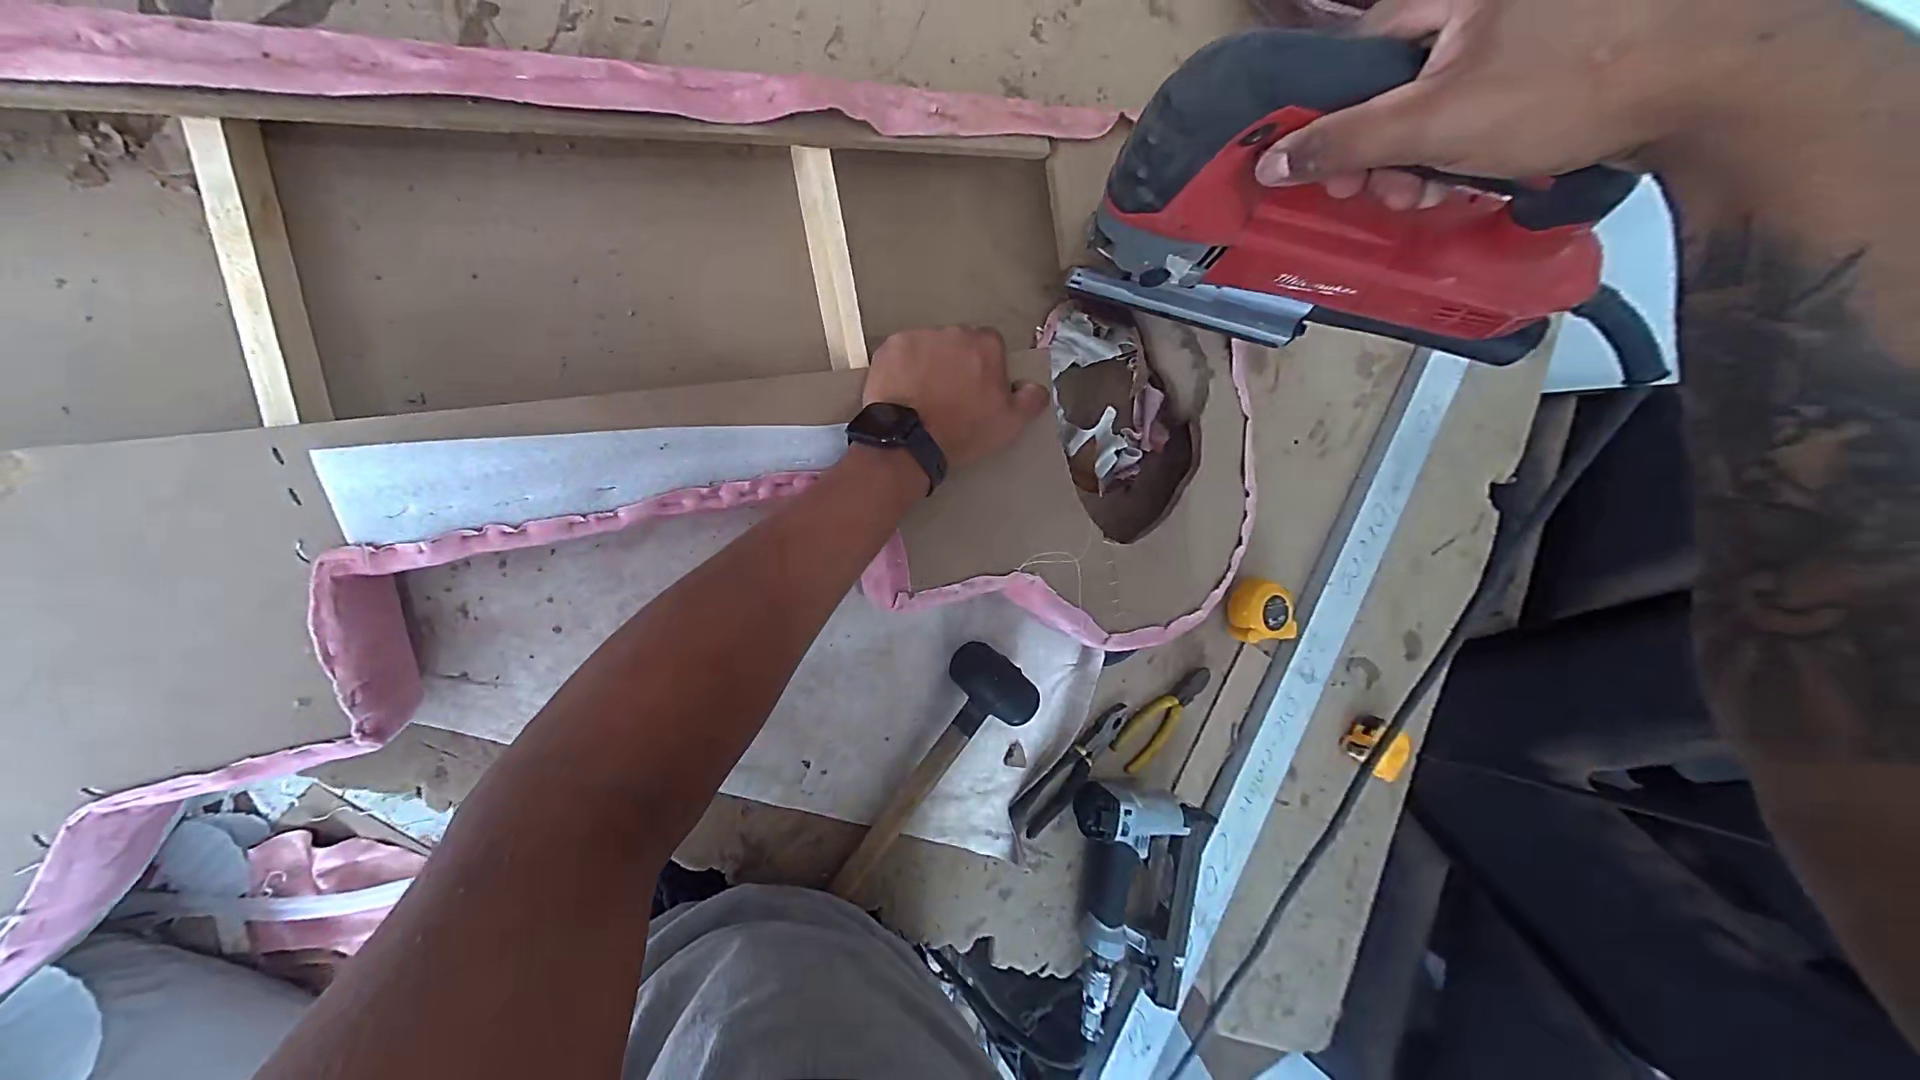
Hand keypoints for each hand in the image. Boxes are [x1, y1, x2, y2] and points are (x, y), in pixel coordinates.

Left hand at [861, 327, 1050, 470]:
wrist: (909, 439)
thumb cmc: (962, 431)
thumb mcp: (1009, 424)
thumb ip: (1030, 399)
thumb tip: (1036, 387)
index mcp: (987, 346)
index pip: (992, 347)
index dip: (985, 369)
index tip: (977, 390)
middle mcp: (954, 332)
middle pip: (959, 344)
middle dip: (956, 363)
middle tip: (949, 395)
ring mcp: (920, 336)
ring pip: (930, 346)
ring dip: (929, 364)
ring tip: (924, 396)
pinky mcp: (891, 346)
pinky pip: (902, 352)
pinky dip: (903, 367)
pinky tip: (904, 391)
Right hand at [1254, 0, 1837, 202]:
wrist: (1711, 82)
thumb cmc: (1562, 87)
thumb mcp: (1432, 122)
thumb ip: (1343, 141)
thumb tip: (1269, 160)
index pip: (1353, 58)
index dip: (1331, 124)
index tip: (1332, 175)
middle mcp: (1477, 2)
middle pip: (1391, 84)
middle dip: (1378, 150)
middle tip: (1384, 192)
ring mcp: (1516, 25)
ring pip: (1430, 101)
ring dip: (1414, 158)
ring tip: (1428, 192)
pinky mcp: (1544, 53)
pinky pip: (1472, 102)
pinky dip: (1457, 144)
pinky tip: (1465, 173)